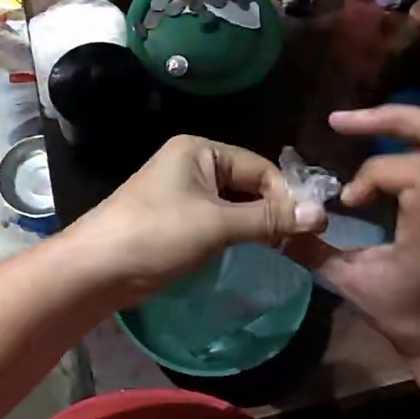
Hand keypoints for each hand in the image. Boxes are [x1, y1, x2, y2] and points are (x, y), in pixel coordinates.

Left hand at [69, 136, 326, 302]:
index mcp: (199, 150)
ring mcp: (181, 192)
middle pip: (247, 183)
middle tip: (297, 243)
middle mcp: (191, 164)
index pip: (259, 167)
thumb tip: (322, 214)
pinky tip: (248, 250)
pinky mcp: (175, 218)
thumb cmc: (157, 235)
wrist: (97, 268)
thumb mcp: (216, 224)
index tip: (309, 228)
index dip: (284, 196)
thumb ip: (268, 218)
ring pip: (232, 204)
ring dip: (254, 224)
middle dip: (271, 210)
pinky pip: (216, 219)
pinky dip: (234, 233)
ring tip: (279, 249)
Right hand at [296, 106, 419, 357]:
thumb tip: (273, 227)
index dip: (377, 174)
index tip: (348, 200)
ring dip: (403, 119)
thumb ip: (311, 250)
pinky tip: (372, 138)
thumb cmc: (397, 307)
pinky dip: (407, 133)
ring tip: (358, 121)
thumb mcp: (348, 283)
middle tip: (344, 122)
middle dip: (395, 118)